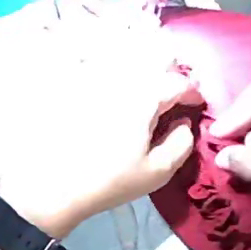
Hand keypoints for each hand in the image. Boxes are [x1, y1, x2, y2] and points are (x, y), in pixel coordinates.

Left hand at [0, 23, 201, 238]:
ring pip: (130, 64)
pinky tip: (124, 106)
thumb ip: (182, 143)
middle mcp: (122, 80)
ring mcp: (96, 80)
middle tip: (174, 101)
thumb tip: (184, 123)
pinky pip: (102, 71)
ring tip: (148, 100)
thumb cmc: (110, 181)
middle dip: (170, 78)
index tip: (196, 107)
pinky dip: (118, 79)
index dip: (194, 94)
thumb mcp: (158, 171)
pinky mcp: (76, 88)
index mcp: (145, 97)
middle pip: (155, 63)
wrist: (54, 186)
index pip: (180, 83)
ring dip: (146, 76)